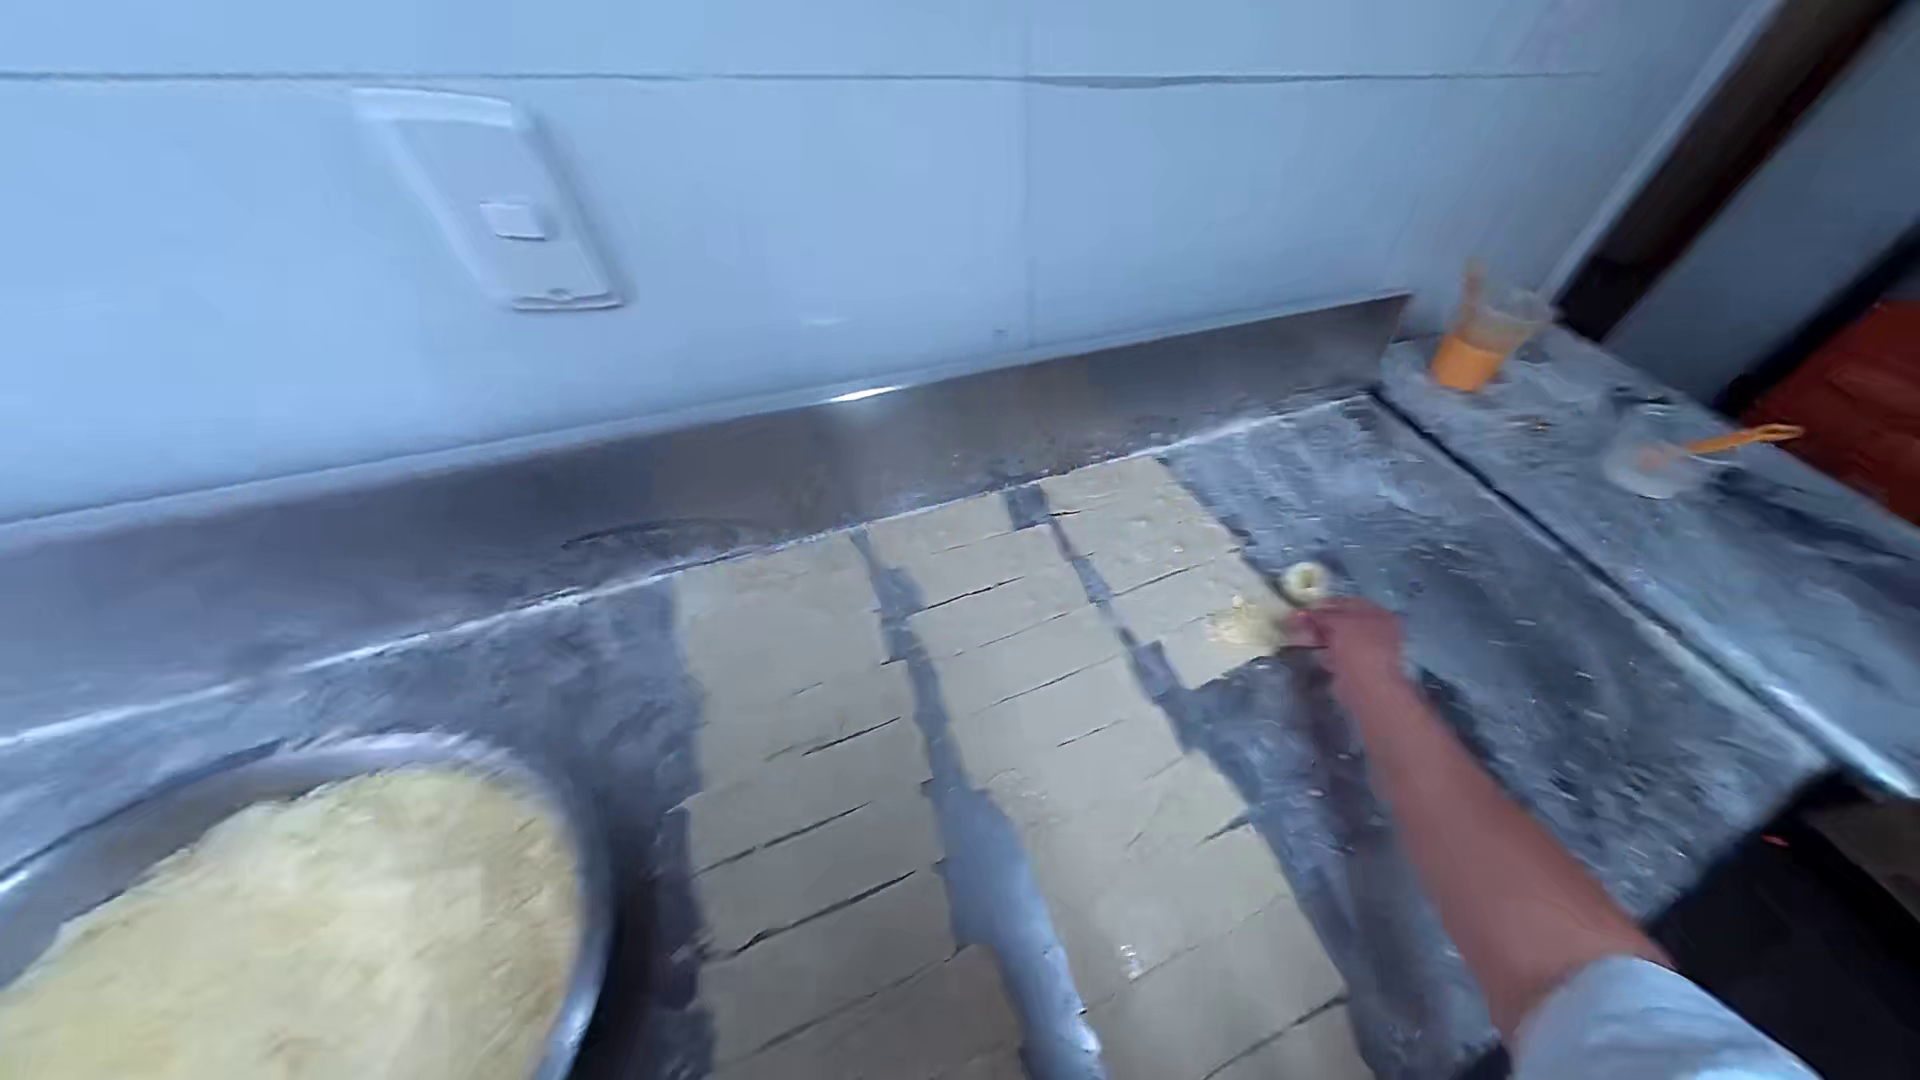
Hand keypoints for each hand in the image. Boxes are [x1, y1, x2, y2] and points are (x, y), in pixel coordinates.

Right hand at [1287, 597, 1407, 689]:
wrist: (1366, 685)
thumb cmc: (1358, 647)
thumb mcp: (1337, 622)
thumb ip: (1318, 615)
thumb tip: (1297, 613)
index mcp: (1379, 614)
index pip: (1347, 603)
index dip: (1325, 604)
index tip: (1304, 607)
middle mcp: (1376, 630)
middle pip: (1341, 620)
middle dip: (1318, 620)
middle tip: (1297, 621)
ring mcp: (1366, 649)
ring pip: (1336, 637)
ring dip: (1317, 635)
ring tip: (1299, 635)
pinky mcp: (1354, 666)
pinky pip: (1334, 653)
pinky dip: (1322, 651)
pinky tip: (1311, 650)